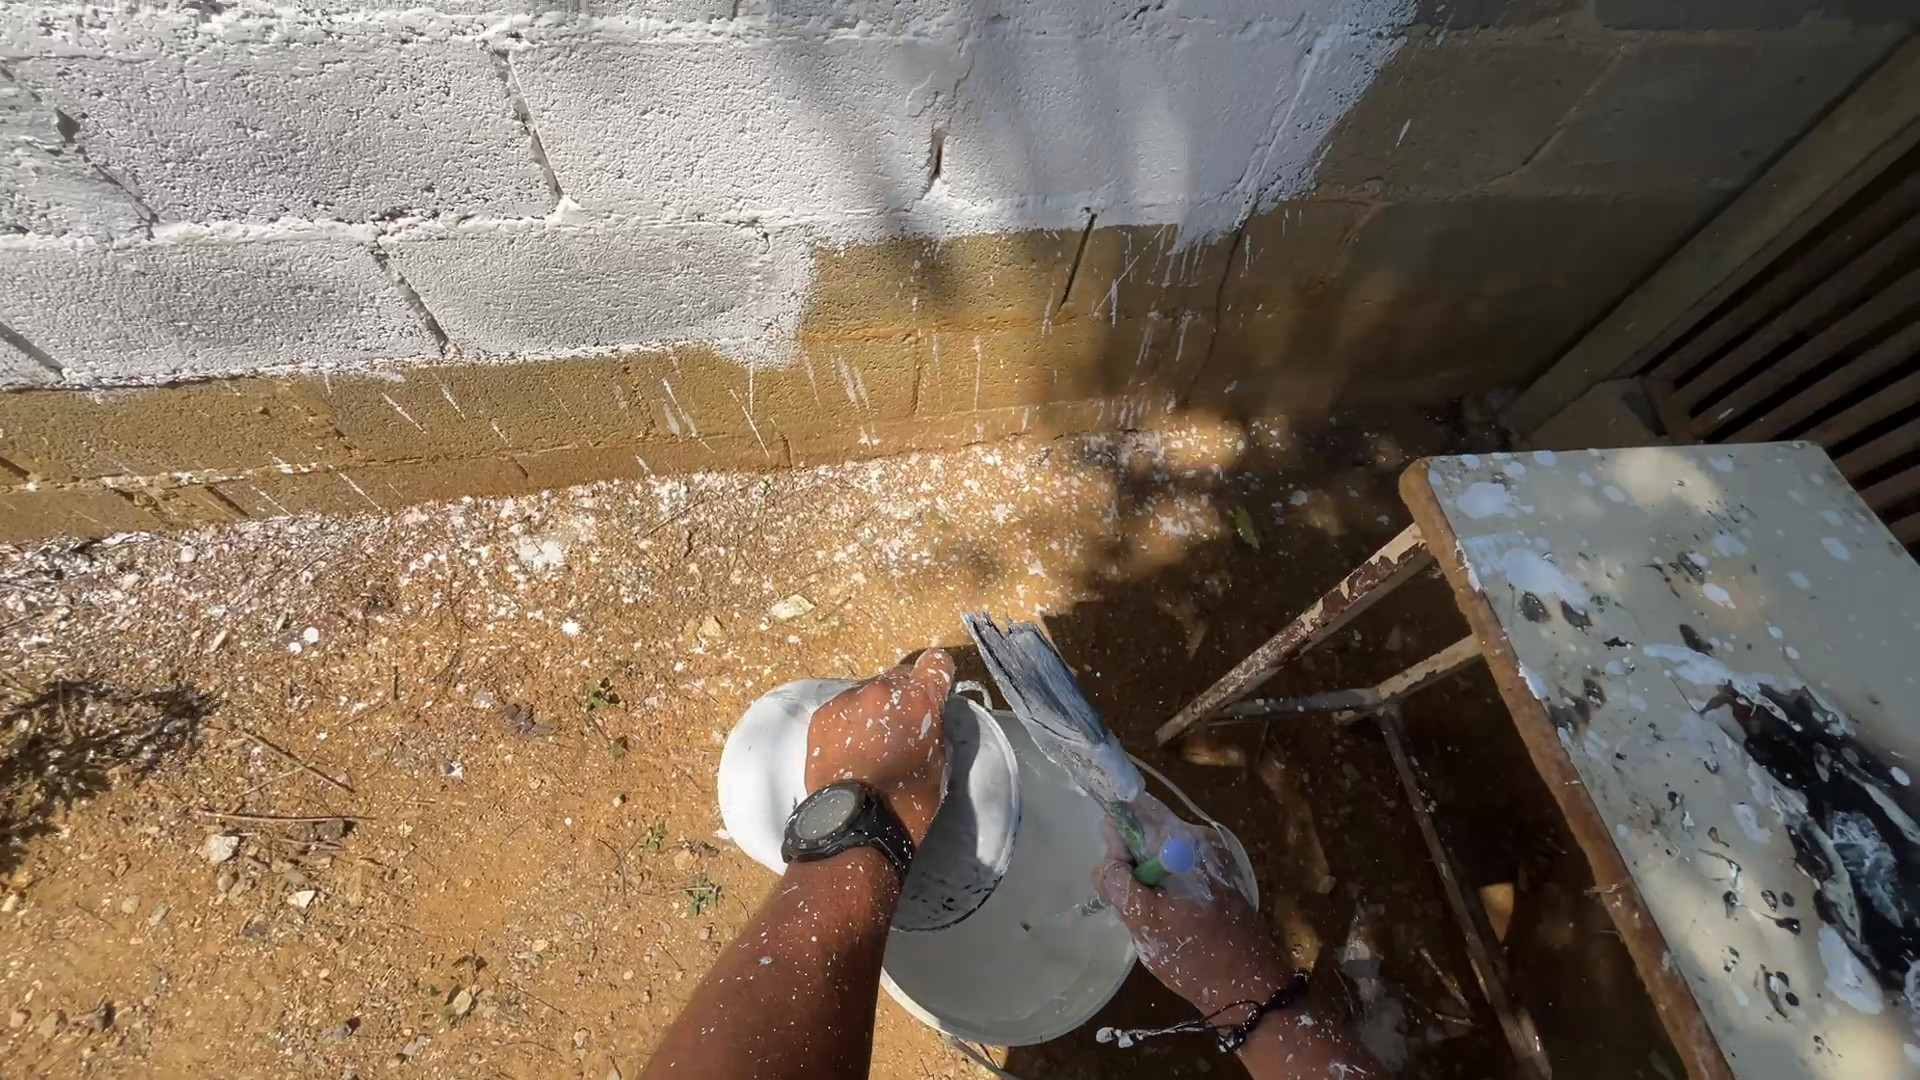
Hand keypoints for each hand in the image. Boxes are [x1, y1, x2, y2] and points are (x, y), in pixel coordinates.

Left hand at [805, 650, 954, 843]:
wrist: (853, 827)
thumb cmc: (907, 801)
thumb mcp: (939, 763)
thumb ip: (935, 728)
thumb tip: (928, 718)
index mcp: (919, 699)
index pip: (936, 663)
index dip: (937, 675)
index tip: (935, 689)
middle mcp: (883, 689)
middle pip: (899, 677)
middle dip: (903, 696)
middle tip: (899, 726)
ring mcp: (849, 699)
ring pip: (869, 691)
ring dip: (874, 708)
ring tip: (870, 742)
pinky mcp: (823, 713)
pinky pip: (844, 707)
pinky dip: (850, 721)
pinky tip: (849, 747)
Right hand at [1092, 796, 1291, 1016]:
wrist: (1251, 989)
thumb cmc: (1195, 954)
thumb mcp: (1145, 921)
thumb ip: (1118, 882)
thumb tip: (1107, 860)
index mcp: (1181, 840)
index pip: (1133, 809)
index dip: (1115, 839)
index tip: (1117, 874)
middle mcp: (1198, 837)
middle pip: (1145, 827)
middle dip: (1129, 859)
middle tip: (1129, 900)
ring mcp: (1210, 854)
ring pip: (1158, 848)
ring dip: (1145, 874)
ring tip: (1149, 912)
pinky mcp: (1217, 873)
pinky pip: (1176, 863)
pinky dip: (1163, 882)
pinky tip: (1167, 914)